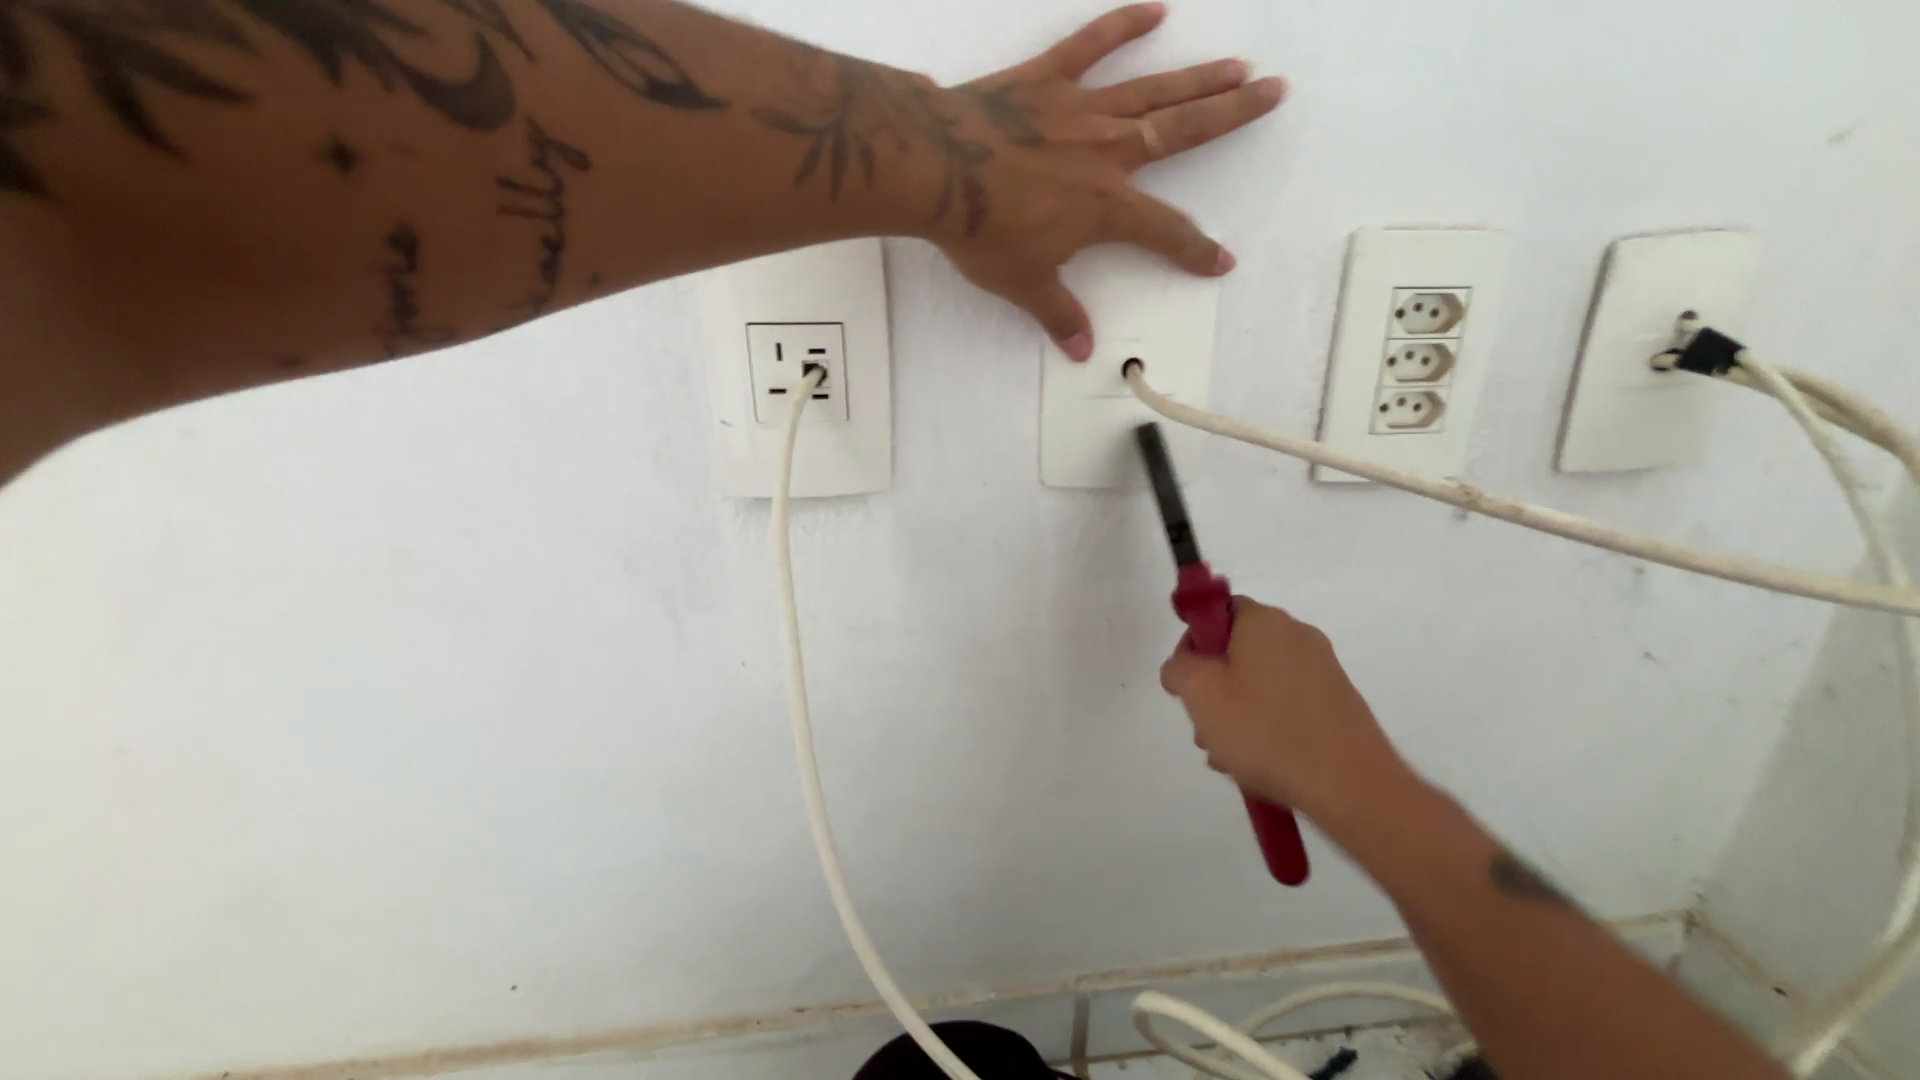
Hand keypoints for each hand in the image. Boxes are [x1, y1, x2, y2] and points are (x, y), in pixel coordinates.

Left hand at [936, 3, 1285, 359]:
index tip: (1221, 259)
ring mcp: (1080, 108)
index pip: (1166, 231)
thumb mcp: (1024, 284)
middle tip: (1273, 91)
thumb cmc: (983, 232)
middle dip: (1231, 114)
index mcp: (1107, 206)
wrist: (937, 173)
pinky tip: (1156, 10)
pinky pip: (1091, 45)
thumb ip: (1059, 313)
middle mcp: (1108, 151)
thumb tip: (1081, 350)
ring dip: (1197, 77)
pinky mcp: (1046, 78)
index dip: (1195, 249)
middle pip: (1183, 131)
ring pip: (1152, 88)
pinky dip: (1123, 25)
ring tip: (1237, 65)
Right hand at [1159, 598, 1414, 817]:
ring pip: (1259, 682)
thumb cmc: (1265, 730)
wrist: (1349, 784)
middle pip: (1236, 651)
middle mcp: (1297, 635)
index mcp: (1263, 621)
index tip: (1188, 681)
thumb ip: (1178, 668)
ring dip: (1236, 713)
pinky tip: (1259, 763)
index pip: (1216, 612)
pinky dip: (1266, 726)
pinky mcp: (1336, 703)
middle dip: (1213, 687)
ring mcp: (1322, 670)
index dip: (1194, 643)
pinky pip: (1285, 705)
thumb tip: (1183, 665)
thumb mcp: (1200, 694)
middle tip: (1205, 726)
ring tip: (1229, 756)